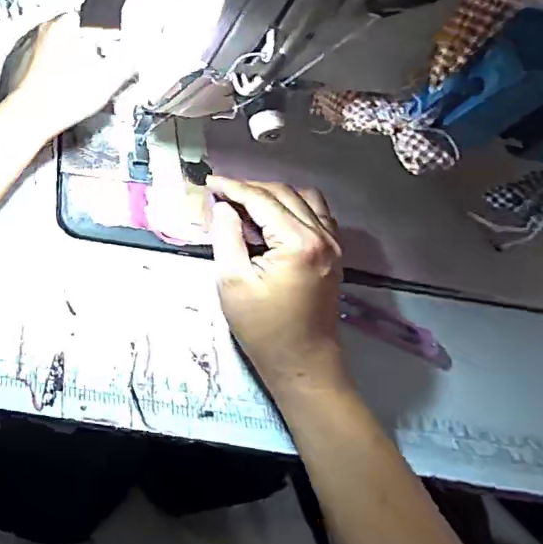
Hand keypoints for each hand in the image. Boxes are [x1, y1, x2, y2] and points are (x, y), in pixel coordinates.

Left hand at [1, 15, 135, 135]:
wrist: (27, 118)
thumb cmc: (66, 95)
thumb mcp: (108, 79)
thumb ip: (125, 61)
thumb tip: (132, 54)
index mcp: (62, 24)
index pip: (84, 19)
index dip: (96, 37)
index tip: (101, 54)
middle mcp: (38, 30)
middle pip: (65, 34)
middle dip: (77, 49)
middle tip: (88, 73)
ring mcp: (22, 48)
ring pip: (48, 50)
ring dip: (58, 62)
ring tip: (69, 85)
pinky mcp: (12, 67)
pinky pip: (33, 66)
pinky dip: (42, 74)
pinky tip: (52, 91)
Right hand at [202, 176, 347, 395]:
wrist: (302, 361)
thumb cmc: (262, 325)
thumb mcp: (232, 279)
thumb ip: (226, 235)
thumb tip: (223, 206)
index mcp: (298, 243)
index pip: (261, 200)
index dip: (232, 187)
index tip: (208, 182)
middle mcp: (323, 237)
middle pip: (283, 193)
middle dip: (249, 188)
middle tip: (219, 192)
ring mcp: (333, 245)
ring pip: (302, 198)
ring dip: (271, 194)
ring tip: (243, 203)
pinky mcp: (333, 253)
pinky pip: (315, 214)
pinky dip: (290, 206)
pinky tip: (269, 218)